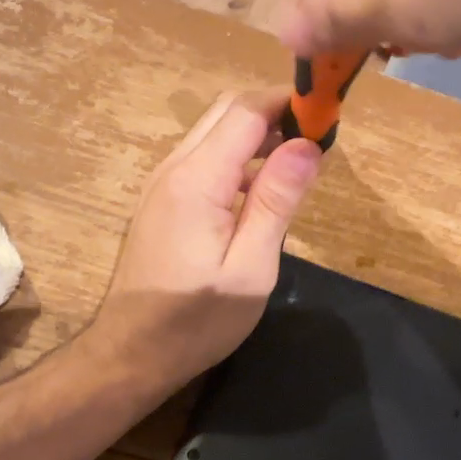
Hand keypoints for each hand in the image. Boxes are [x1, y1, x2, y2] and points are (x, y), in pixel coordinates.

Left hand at [89, 90, 322, 389]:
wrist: (131, 354)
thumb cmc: (196, 322)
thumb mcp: (250, 270)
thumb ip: (276, 202)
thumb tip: (309, 145)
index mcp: (196, 180)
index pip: (247, 110)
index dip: (290, 105)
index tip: (328, 122)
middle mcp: (173, 168)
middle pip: (227, 112)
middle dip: (275, 114)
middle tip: (317, 145)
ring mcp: (161, 183)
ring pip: (213, 133)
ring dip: (256, 137)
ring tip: (296, 170)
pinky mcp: (160, 201)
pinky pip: (202, 160)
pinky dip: (236, 160)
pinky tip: (260, 194)